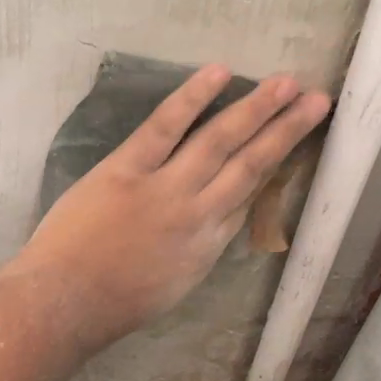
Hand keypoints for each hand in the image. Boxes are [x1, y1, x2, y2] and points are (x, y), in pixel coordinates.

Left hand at [6, 64, 329, 345]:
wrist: (64, 305)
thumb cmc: (110, 307)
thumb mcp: (170, 289)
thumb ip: (192, 252)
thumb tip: (207, 224)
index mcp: (206, 248)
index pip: (247, 198)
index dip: (273, 166)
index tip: (293, 140)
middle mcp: (198, 214)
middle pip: (250, 165)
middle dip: (286, 132)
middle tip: (317, 101)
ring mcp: (164, 189)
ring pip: (219, 141)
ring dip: (257, 109)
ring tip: (287, 82)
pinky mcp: (127, 169)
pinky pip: (164, 126)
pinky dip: (193, 98)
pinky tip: (220, 72)